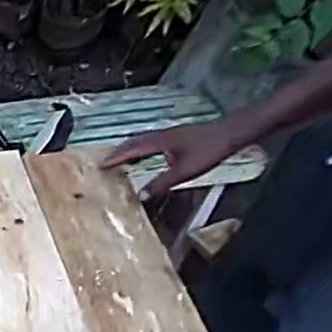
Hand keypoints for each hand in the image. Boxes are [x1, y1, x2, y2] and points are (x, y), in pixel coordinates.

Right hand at [100, 118, 247, 198]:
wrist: (229, 134)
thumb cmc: (208, 151)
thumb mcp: (183, 172)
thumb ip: (161, 183)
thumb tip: (141, 196)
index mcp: (160, 141)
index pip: (132, 149)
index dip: (116, 157)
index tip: (102, 164)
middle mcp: (162, 135)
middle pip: (135, 142)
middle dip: (119, 152)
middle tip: (106, 162)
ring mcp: (170, 135)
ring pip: (144, 141)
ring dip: (130, 150)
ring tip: (121, 159)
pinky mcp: (178, 137)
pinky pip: (152, 143)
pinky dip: (142, 150)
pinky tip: (146, 157)